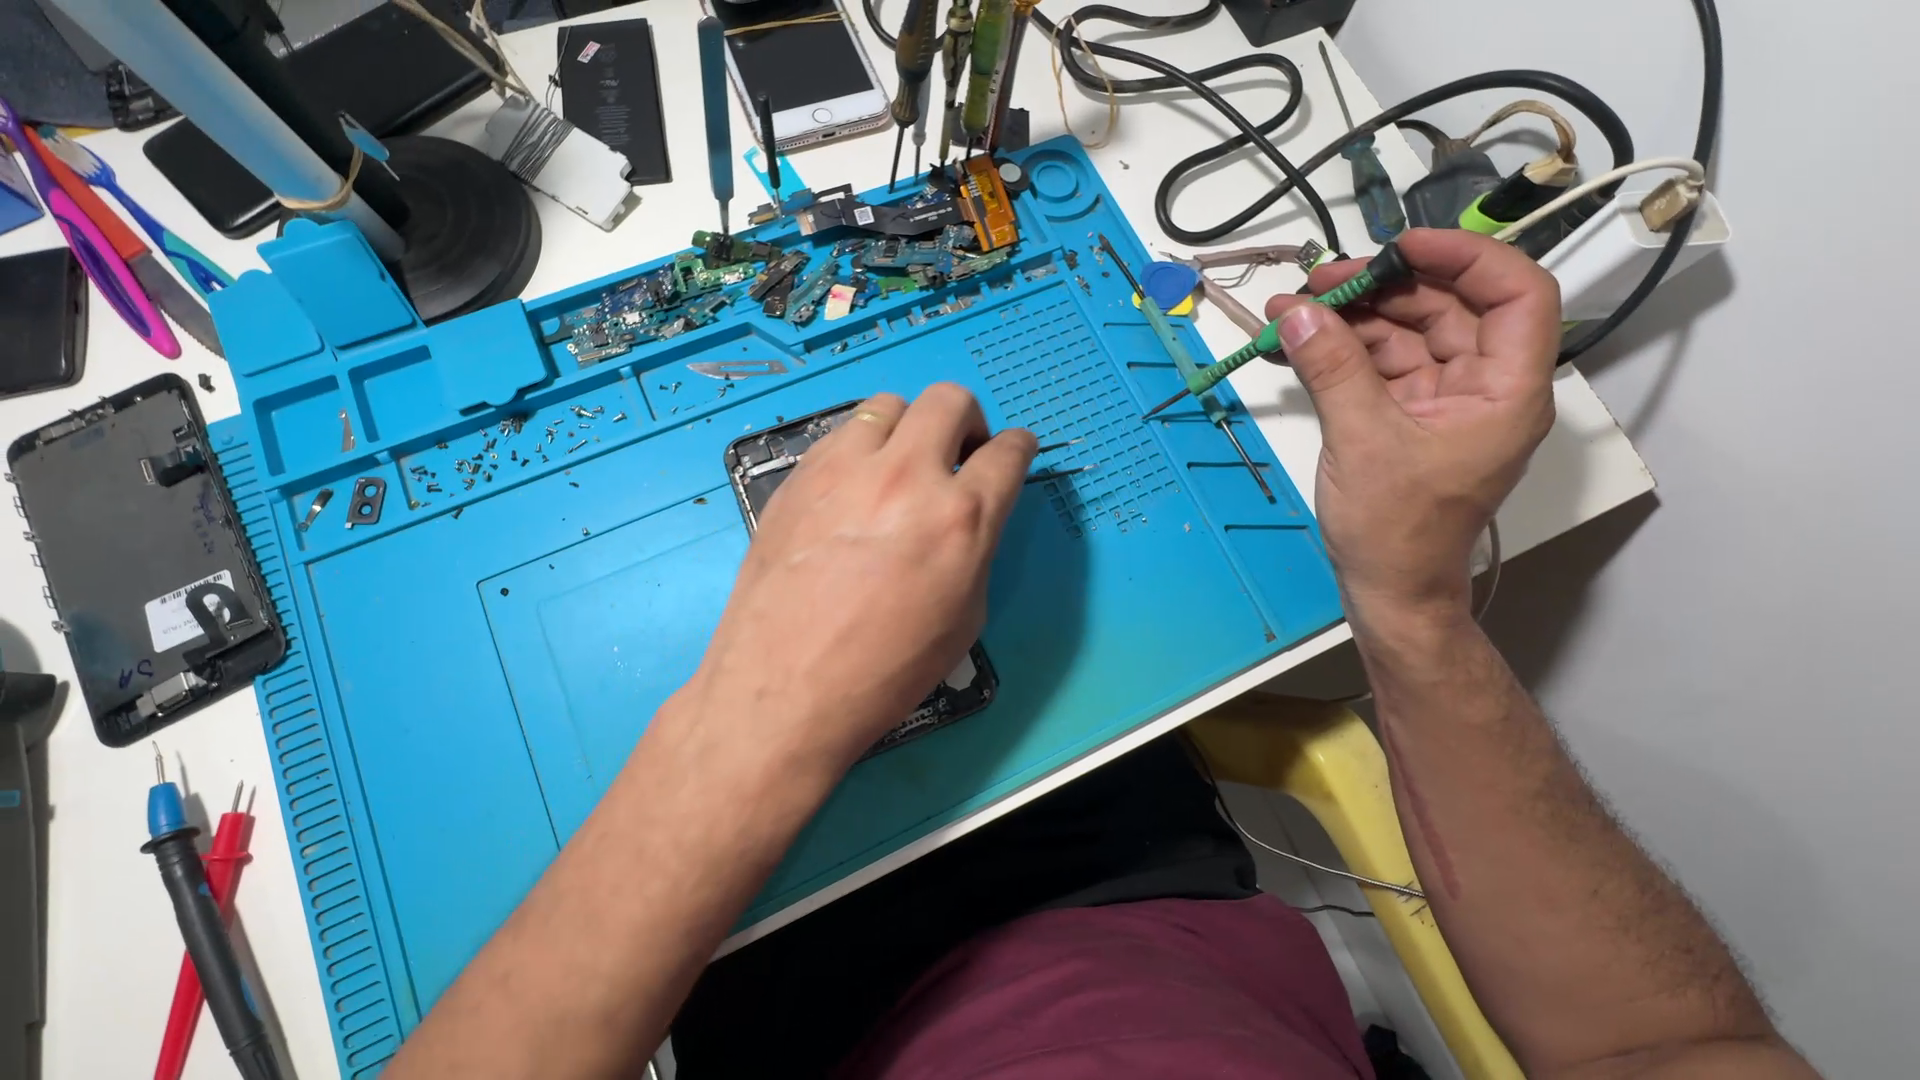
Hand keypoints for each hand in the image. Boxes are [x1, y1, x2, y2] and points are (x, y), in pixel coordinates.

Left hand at [674, 384, 1036, 771]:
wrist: (785, 688)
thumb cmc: (887, 670)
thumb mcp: (964, 617)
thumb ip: (975, 547)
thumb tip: (968, 515)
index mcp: (961, 518)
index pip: (1008, 451)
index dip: (1018, 446)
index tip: (1012, 452)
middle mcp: (906, 477)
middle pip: (950, 400)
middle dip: (967, 421)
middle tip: (958, 456)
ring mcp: (845, 470)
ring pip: (889, 405)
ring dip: (908, 427)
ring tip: (899, 467)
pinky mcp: (798, 476)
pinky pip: (840, 435)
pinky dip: (861, 449)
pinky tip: (852, 490)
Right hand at [1264, 229, 1559, 618]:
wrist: (1387, 588)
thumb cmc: (1395, 525)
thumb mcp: (1361, 441)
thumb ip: (1333, 370)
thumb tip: (1297, 313)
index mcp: (1506, 390)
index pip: (1516, 294)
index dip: (1465, 258)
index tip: (1398, 248)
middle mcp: (1482, 385)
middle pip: (1448, 307)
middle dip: (1383, 287)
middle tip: (1318, 280)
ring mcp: (1442, 399)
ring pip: (1407, 332)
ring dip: (1352, 317)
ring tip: (1293, 308)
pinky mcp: (1406, 414)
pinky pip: (1379, 364)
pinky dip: (1340, 350)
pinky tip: (1298, 340)